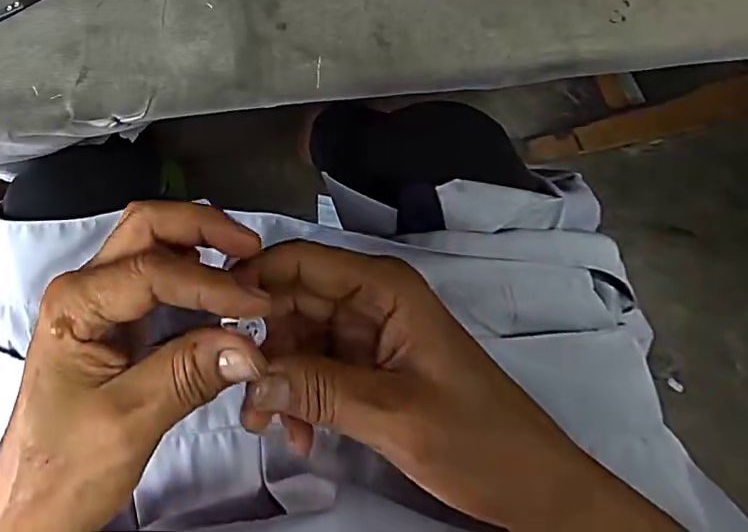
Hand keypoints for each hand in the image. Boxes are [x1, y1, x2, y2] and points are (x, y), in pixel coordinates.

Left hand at [0, 202, 273, 531]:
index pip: (154, 271)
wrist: (31, 513)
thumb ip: (188, 375)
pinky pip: (160, 272)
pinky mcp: (117, 317)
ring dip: (201, 241)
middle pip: (148, 227)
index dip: (210, 284)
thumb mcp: (127, 425)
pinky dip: (196, 268)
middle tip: (248, 245)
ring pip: (154, 240)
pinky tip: (221, 284)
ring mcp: (99, 299)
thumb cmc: (60, 475)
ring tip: (243, 258)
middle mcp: (83, 289)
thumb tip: (246, 344)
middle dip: (203, 227)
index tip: (253, 304)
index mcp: (74, 305)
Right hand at [234, 241, 681, 531]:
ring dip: (279, 376)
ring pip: (303, 336)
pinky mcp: (372, 366)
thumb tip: (247, 375)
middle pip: (297, 299)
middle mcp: (374, 298)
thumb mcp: (393, 414)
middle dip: (264, 340)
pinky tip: (298, 435)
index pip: (305, 261)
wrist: (532, 486)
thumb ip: (318, 388)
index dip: (257, 279)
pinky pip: (320, 367)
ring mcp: (372, 333)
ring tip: (266, 427)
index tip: (215, 319)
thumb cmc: (475, 437)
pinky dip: (301, 396)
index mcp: (385, 287)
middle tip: (237, 391)